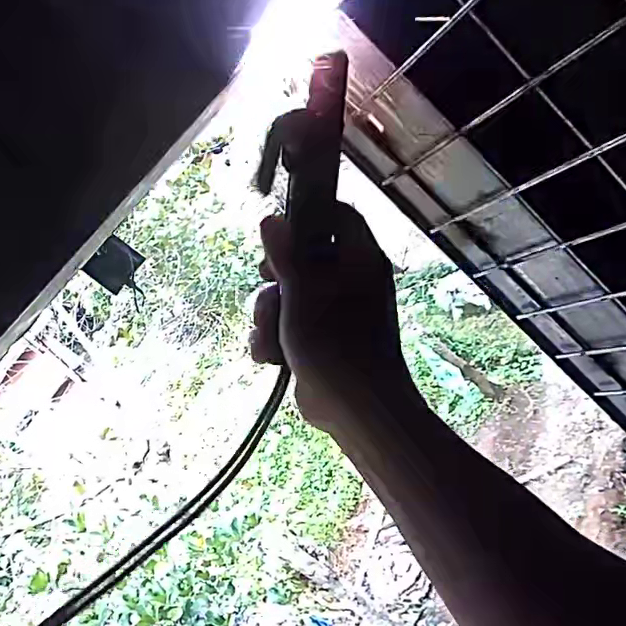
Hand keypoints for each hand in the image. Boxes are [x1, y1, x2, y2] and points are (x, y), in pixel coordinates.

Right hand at [249, 205, 419, 434]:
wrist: (355, 407)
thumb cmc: (335, 343)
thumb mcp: (303, 292)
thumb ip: (286, 255)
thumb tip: (270, 219)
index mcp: (358, 259)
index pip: (336, 217)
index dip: (305, 220)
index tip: (279, 238)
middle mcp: (348, 281)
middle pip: (301, 259)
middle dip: (275, 280)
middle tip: (270, 288)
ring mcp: (332, 313)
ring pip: (287, 296)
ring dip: (268, 316)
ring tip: (269, 336)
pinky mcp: (318, 340)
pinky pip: (287, 326)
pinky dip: (274, 339)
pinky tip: (269, 355)